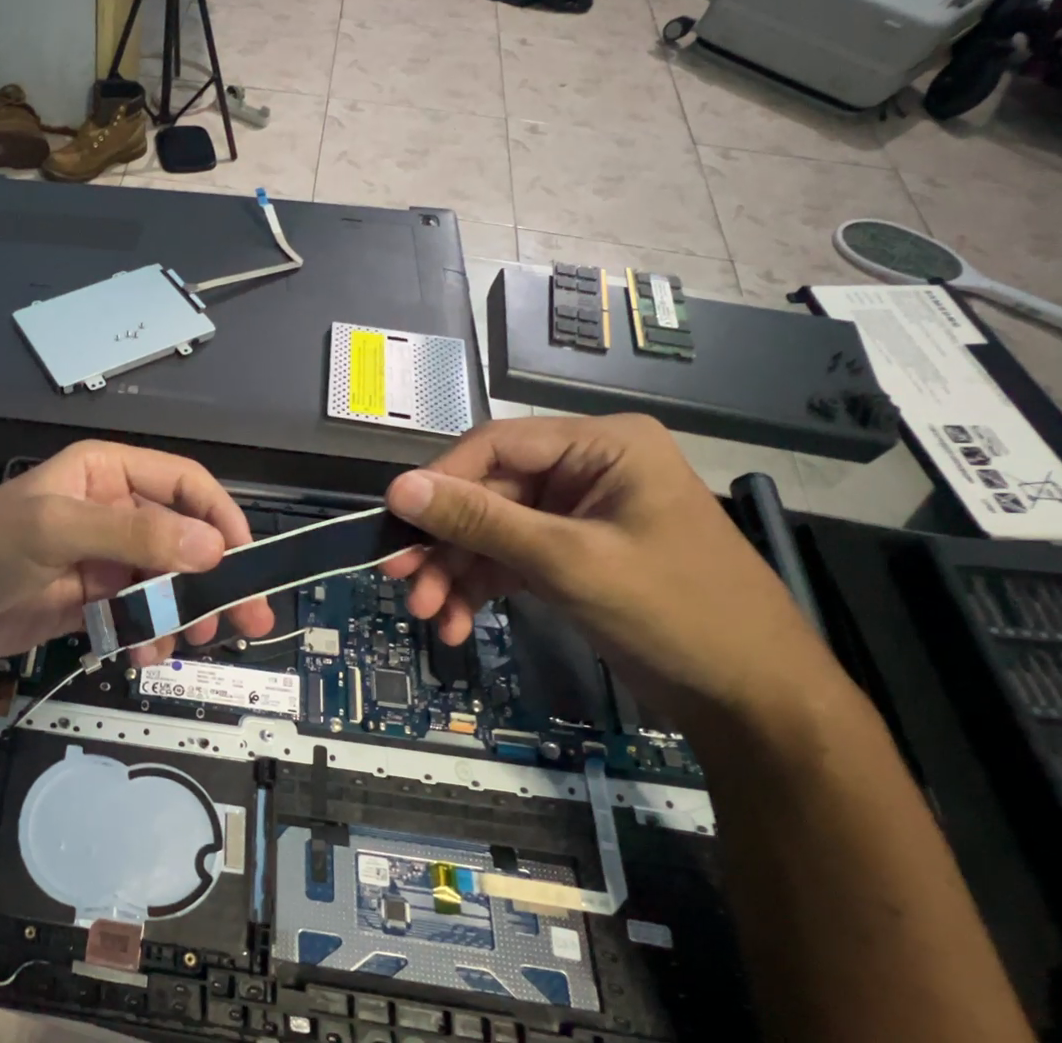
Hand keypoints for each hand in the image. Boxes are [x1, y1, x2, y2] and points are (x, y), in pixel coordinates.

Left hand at [0, 440, 274, 668]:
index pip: (181, 483)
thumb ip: (132, 536)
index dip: (218, 517)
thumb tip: (211, 547)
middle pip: (184, 538)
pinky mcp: (96, 601)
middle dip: (215, 578)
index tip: (243, 558)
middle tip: (247, 619)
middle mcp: (113, 511)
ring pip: (168, 582)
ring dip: (185, 612)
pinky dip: (151, 635)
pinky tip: (147, 655)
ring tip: (191, 642)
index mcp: (104, 473)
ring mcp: (106, 559)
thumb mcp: (53, 531)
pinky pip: (141, 614)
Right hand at [379, 414, 831, 725]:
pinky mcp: (573, 557)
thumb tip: (398, 488)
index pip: (495, 446)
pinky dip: (479, 590)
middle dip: (444, 544)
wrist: (752, 699)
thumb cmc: (674, 612)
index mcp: (602, 446)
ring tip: (431, 616)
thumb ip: (480, 522)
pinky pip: (508, 561)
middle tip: (401, 582)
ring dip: (455, 574)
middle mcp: (587, 470)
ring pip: (490, 532)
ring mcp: (578, 516)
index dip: (439, 483)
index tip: (394, 524)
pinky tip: (458, 623)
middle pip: (487, 494)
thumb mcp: (568, 561)